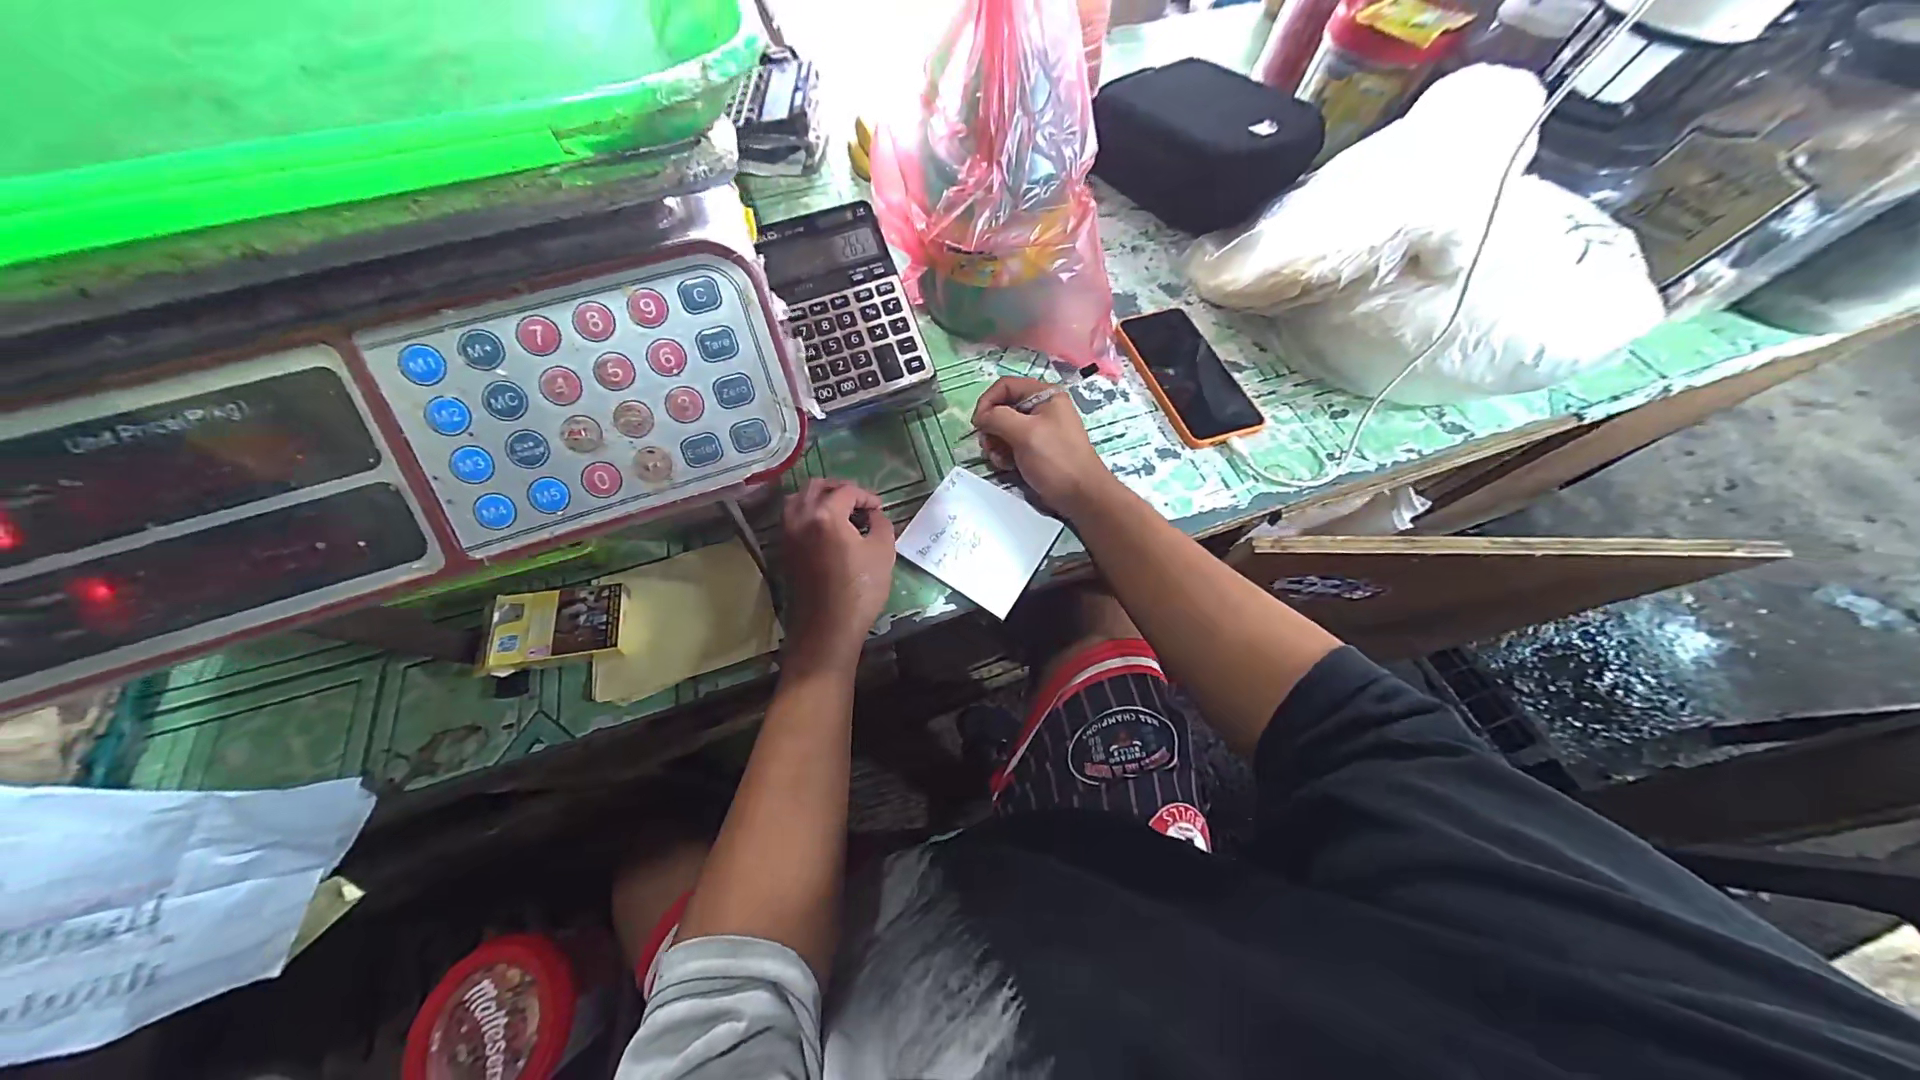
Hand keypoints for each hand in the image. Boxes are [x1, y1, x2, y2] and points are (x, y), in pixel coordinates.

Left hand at [780, 479, 895, 667]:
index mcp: (824, 515)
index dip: (866, 495)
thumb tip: (874, 514)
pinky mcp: (785, 551)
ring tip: (840, 511)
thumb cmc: (860, 590)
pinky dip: (808, 514)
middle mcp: (800, 518)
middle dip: (839, 489)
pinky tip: (827, 528)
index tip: (879, 508)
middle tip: (858, 502)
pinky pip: (793, 519)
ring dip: (819, 498)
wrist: (828, 628)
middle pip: (815, 487)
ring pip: (797, 500)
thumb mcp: (883, 552)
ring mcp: (788, 535)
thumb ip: (881, 524)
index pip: (846, 491)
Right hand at [971, 377, 1112, 516]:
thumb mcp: (1025, 433)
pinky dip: (1004, 454)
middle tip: (988, 446)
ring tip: (1000, 459)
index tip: (977, 424)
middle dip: (991, 427)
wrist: (1080, 495)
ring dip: (995, 444)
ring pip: (1003, 428)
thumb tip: (981, 417)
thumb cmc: (1056, 459)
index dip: (987, 401)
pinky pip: (1011, 444)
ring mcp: (1038, 430)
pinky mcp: (1035, 449)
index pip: (1005, 386)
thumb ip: (998, 418)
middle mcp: (1041, 408)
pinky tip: (1007, 465)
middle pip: (1002, 408)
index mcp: (1044, 395)